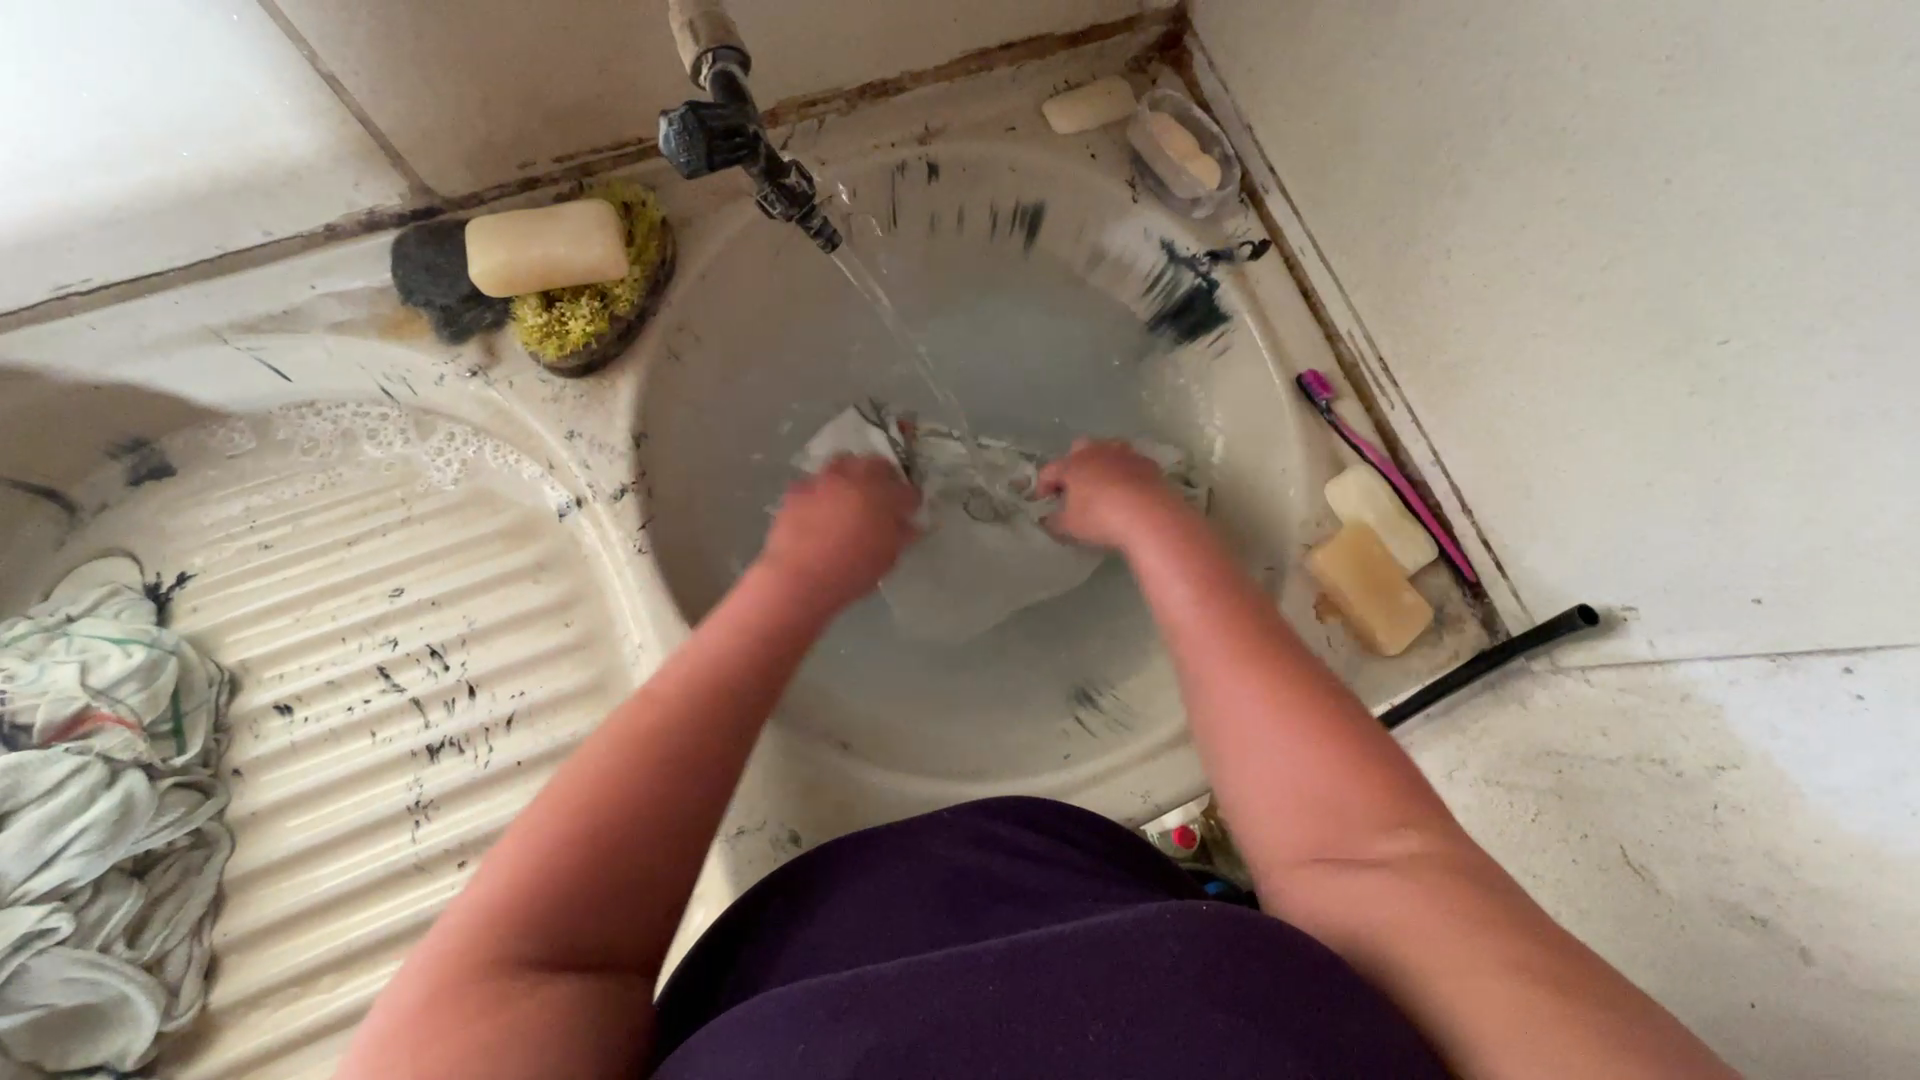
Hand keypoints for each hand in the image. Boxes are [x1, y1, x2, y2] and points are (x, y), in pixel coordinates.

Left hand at [759, 455, 919, 613]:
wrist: (799, 578)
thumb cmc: (851, 573)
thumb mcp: (886, 559)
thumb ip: (900, 536)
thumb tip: (908, 525)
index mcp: (884, 496)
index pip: (907, 491)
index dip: (911, 501)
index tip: (910, 511)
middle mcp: (855, 479)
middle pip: (876, 464)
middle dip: (884, 476)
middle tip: (884, 494)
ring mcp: (824, 481)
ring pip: (844, 463)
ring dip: (852, 473)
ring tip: (851, 492)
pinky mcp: (798, 489)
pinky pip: (815, 481)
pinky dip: (823, 489)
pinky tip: (820, 506)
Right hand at [1037, 438, 1185, 549]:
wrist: (1150, 516)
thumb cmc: (1101, 518)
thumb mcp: (1069, 526)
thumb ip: (1054, 522)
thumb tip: (1047, 520)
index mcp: (1073, 464)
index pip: (1050, 470)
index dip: (1042, 486)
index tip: (1042, 502)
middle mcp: (1098, 452)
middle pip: (1080, 449)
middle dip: (1073, 464)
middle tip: (1074, 487)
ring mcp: (1126, 455)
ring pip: (1108, 449)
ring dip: (1102, 463)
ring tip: (1102, 484)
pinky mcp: (1149, 464)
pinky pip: (1131, 464)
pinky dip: (1126, 473)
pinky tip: (1128, 490)